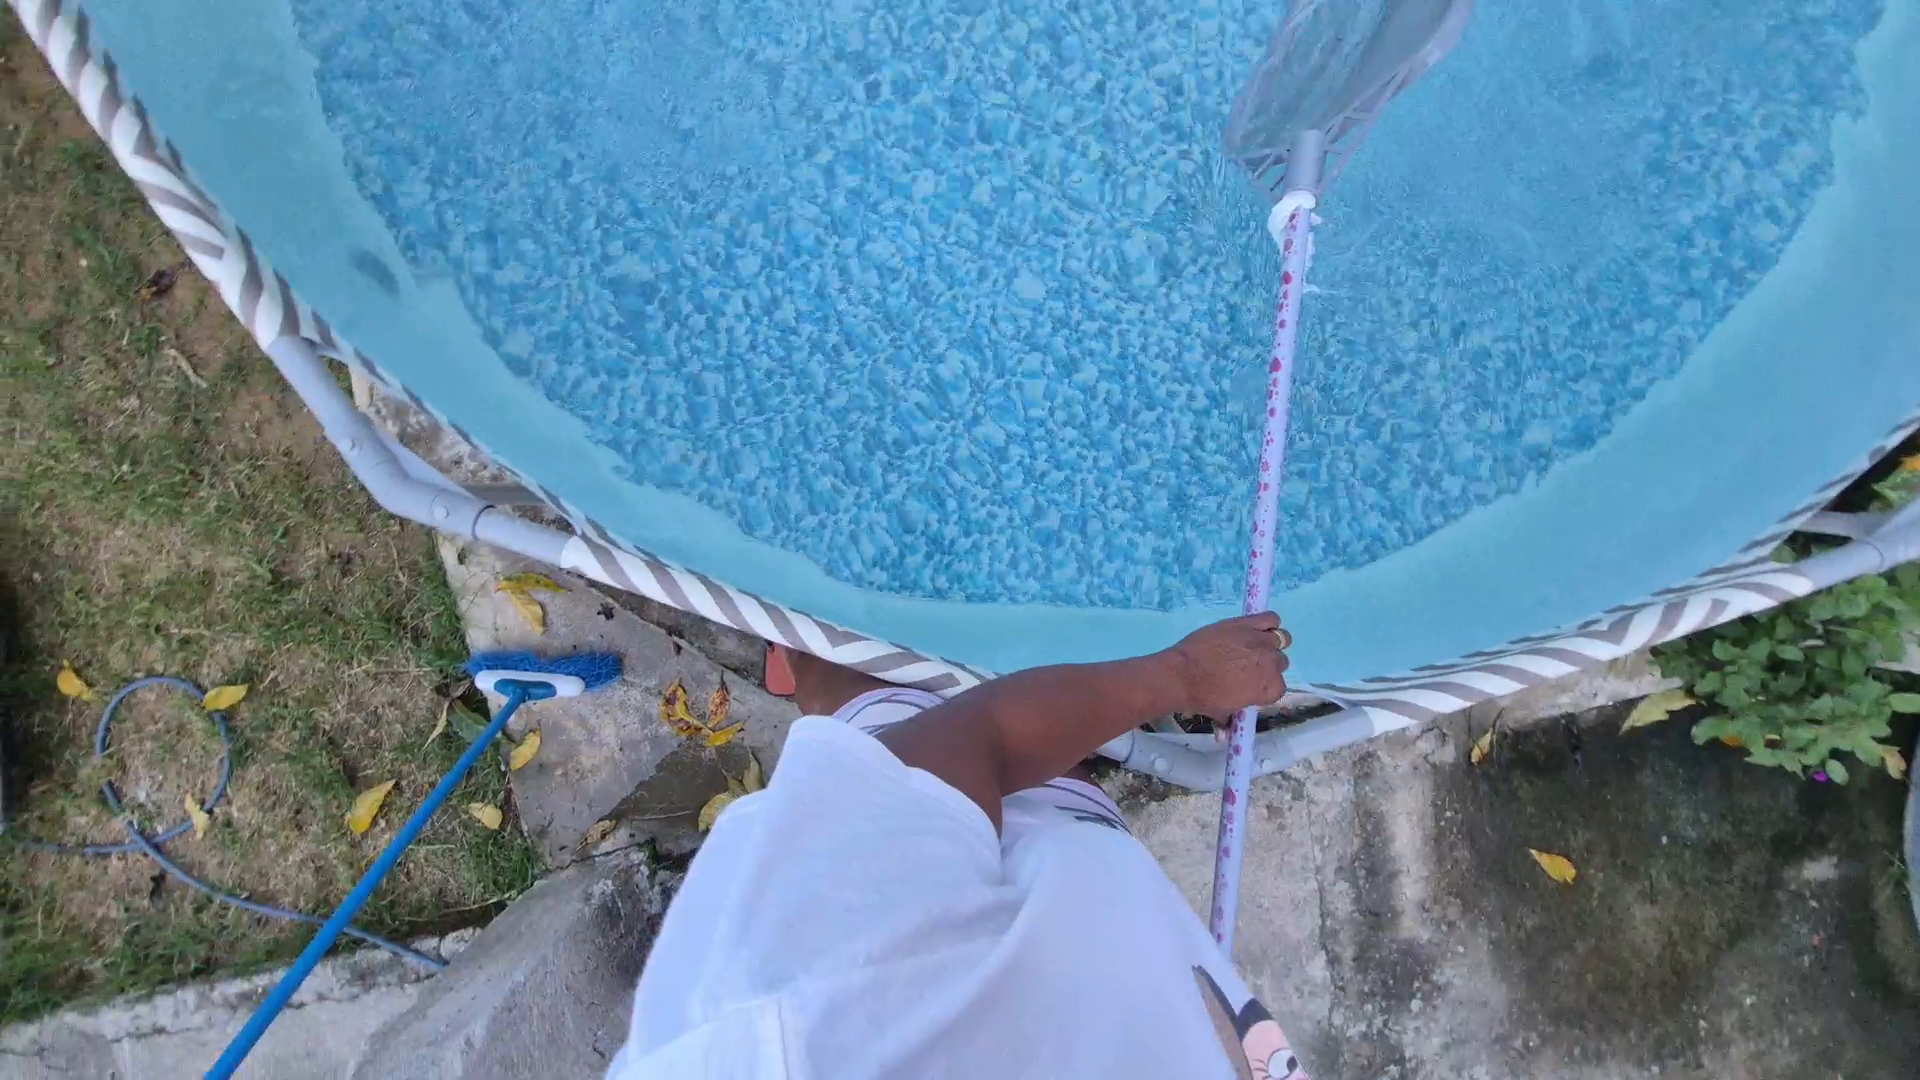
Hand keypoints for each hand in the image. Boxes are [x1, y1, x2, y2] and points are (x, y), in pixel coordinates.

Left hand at [1162, 612, 1289, 718]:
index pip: (1278, 686)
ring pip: (1281, 639)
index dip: (1263, 685)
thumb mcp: (1223, 713)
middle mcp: (1271, 664)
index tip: (1249, 684)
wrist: (1181, 675)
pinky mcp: (1246, 624)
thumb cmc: (1202, 697)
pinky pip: (1271, 618)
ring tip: (1250, 646)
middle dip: (1265, 665)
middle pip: (1280, 662)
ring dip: (1269, 643)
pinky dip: (1269, 622)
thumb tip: (1228, 728)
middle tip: (1246, 665)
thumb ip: (1234, 716)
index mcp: (1270, 688)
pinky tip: (1254, 629)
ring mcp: (1260, 641)